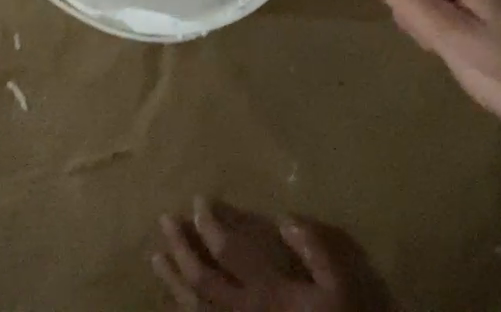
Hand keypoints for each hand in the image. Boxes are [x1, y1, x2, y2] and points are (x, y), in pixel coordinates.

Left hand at [152, 198, 389, 310]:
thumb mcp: (343, 287)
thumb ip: (317, 250)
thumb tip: (285, 218)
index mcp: (268, 292)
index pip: (227, 251)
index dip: (209, 223)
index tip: (198, 200)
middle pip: (201, 279)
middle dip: (180, 247)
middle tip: (164, 220)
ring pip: (194, 308)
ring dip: (173, 282)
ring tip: (157, 258)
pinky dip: (184, 311)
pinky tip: (176, 301)